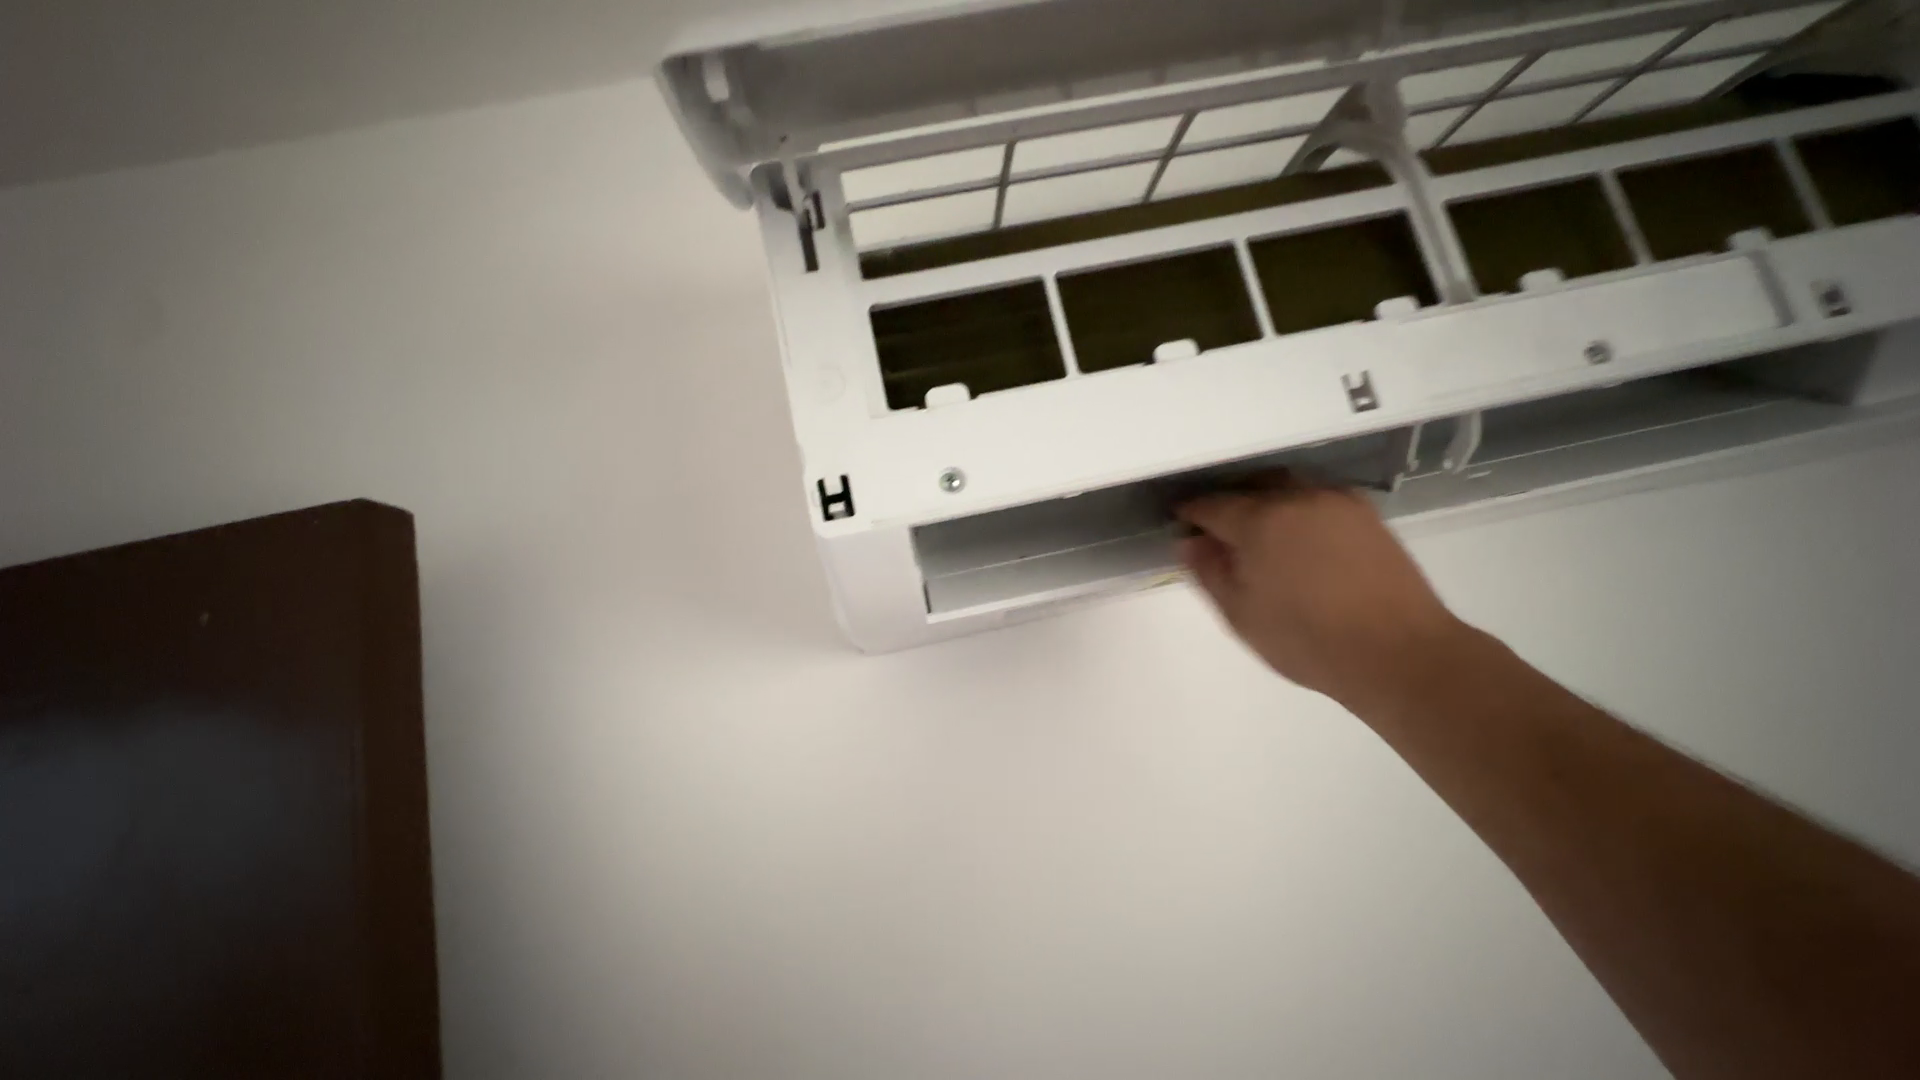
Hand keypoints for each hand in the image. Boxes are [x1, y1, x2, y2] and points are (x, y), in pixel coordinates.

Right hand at [1178, 474, 1468, 709]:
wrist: (1398, 652)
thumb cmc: (1308, 641)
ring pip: (1287, 487)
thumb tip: (1190, 542)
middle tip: (1217, 529)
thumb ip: (1209, 572)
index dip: (1190, 513)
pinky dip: (1298, 508)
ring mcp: (1337, 502)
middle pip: (1250, 485)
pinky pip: (1318, 498)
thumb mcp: (1241, 615)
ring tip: (1259, 533)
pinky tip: (1298, 538)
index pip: (1211, 504)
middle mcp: (1297, 498)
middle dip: (1228, 500)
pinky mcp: (1366, 515)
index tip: (1181, 522)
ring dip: (1265, 501)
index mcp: (1259, 520)